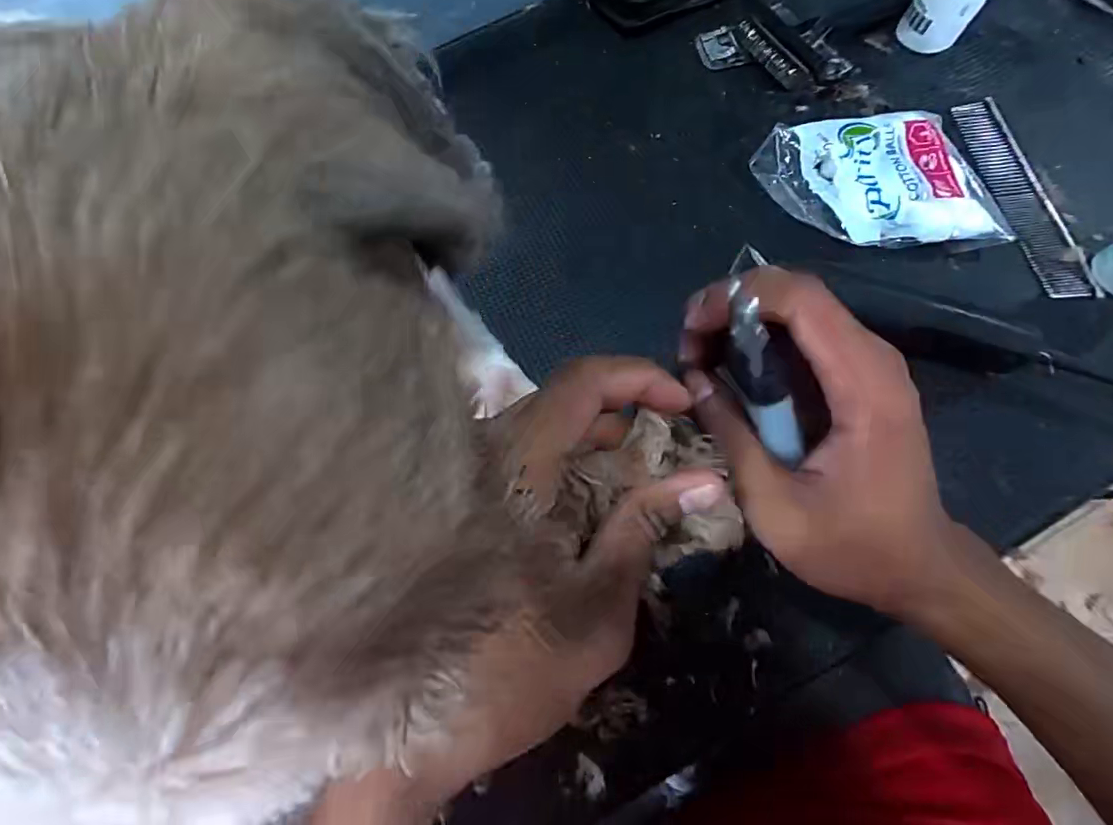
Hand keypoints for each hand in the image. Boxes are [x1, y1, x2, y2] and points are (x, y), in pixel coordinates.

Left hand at [314, 359, 725, 823]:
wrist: (408, 736)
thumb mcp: (598, 607)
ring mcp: (467, 477)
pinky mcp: (462, 502)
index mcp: (517, 467)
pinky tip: (594, 509)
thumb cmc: (506, 670)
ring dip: (600, 445)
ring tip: (641, 485)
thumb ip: (645, 528)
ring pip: (546, 428)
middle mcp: (485, 455)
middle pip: (566, 400)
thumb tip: (704, 480)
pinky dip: (570, 467)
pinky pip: (527, 458)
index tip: (681, 404)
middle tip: (670, 452)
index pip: (582, 381)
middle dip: (628, 417)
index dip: (639, 377)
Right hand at [679, 268, 969, 618]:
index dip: (739, 295)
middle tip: (690, 339)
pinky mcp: (863, 373)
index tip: (694, 325)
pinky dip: (764, 334)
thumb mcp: (775, 507)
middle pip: (798, 292)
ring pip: (801, 306)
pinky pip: (809, 331)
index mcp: (863, 385)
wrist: (920, 568)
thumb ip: (732, 437)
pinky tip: (733, 363)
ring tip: (702, 350)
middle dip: (734, 302)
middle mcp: (874, 358)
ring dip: (746, 316)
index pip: (801, 299)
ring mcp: (872, 362)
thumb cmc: (853, 547)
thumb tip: (694, 381)